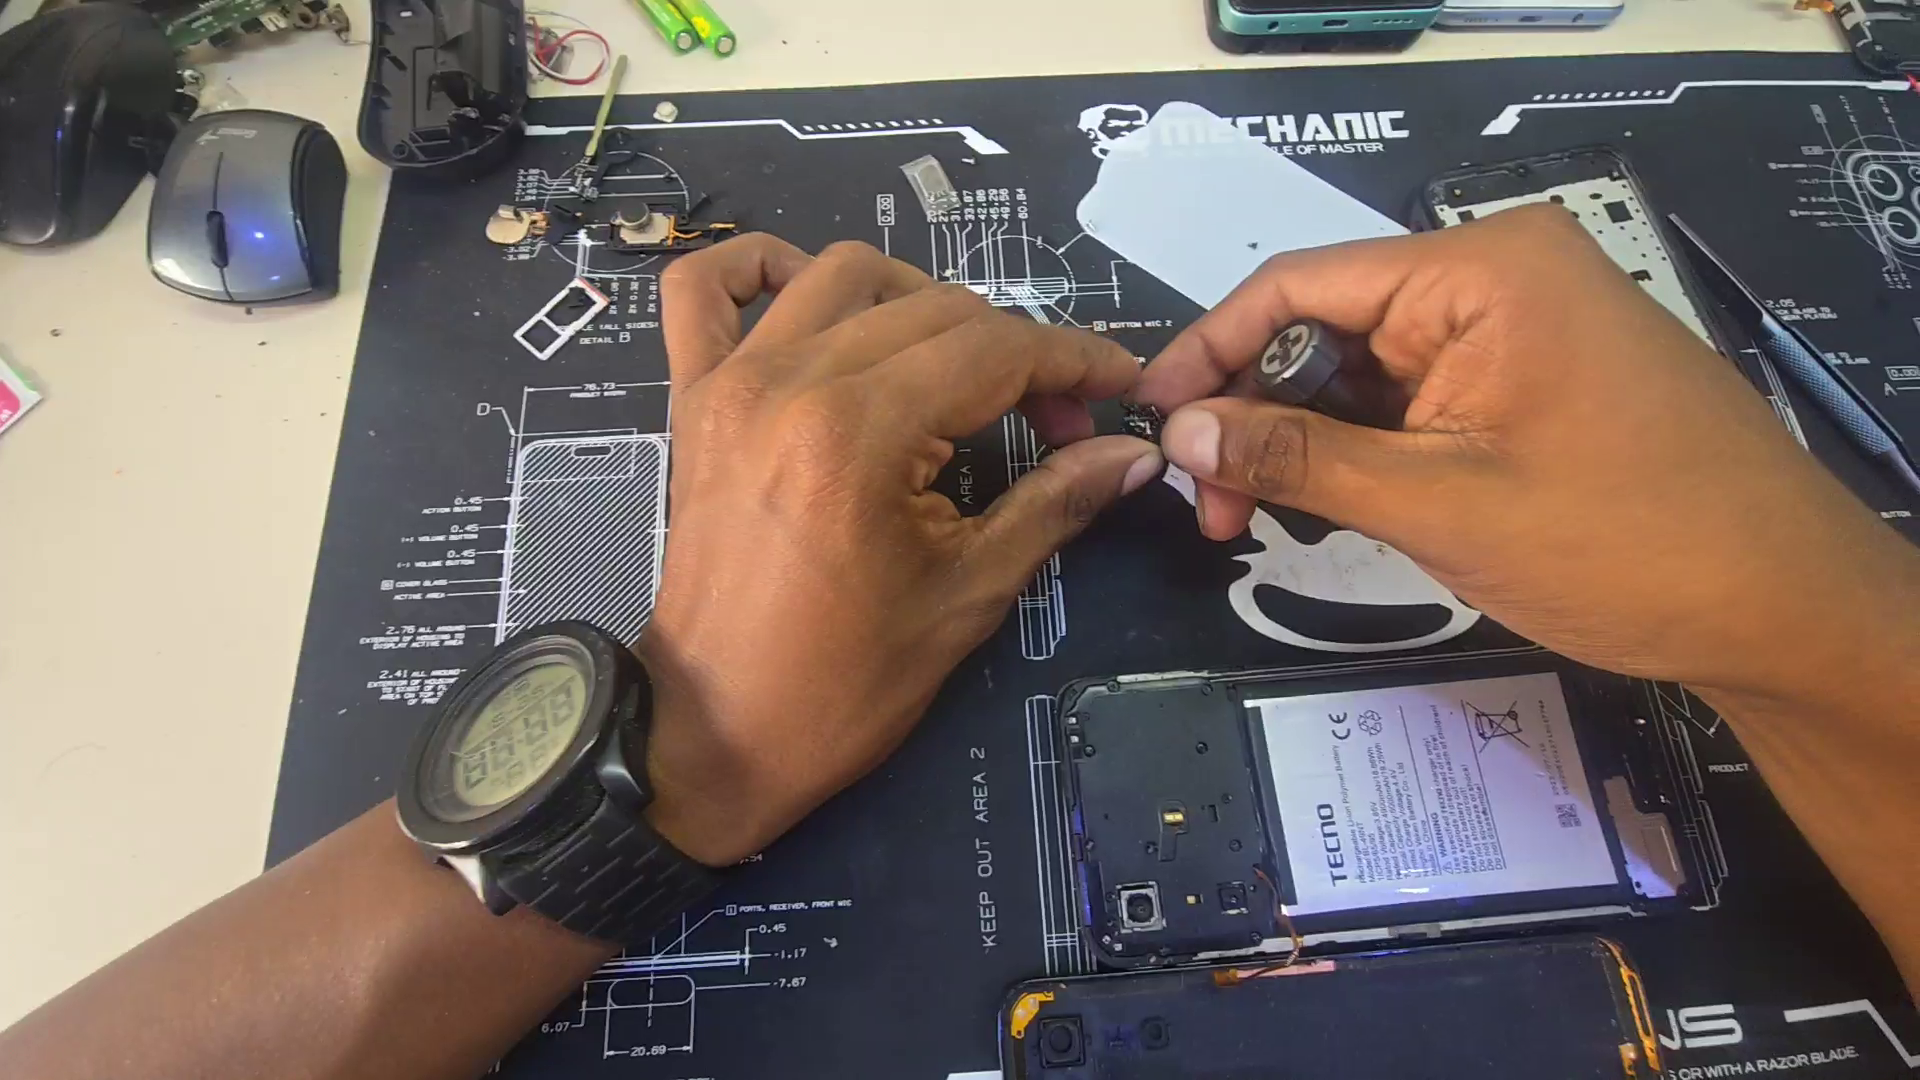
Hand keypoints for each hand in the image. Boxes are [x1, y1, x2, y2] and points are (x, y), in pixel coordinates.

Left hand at [637, 235, 1161, 864]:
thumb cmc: (846, 682)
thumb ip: (1054, 503)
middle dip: (1019, 352)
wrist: (719, 730)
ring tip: (958, 370)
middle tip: (1055, 421)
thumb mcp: (968, 595)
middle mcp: (791, 381)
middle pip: (936, 310)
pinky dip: (763, 268)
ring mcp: (731, 381)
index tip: (1118, 383)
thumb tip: (1134, 455)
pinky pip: (706, 288)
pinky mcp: (693, 399)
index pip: (996, 353)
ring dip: (924, 303)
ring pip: (844, 275)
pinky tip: (813, 300)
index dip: (1074, 361)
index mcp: (862, 433)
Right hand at [1135, 204, 1917, 699]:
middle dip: (1245, 419)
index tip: (1151, 415)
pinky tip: (1304, 506)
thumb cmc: (1624, 543)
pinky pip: (1379, 413)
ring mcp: (1486, 343)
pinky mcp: (1490, 394)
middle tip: (1207, 502)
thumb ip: (1293, 458)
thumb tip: (1179, 432)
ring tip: (1244, 518)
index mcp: (1476, 274)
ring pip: (1337, 383)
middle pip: (1310, 337)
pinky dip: (1331, 460)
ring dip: (1282, 449)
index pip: (1296, 286)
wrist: (1781, 619)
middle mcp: (1477, 289)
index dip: (1207, 349)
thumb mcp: (1432, 499)